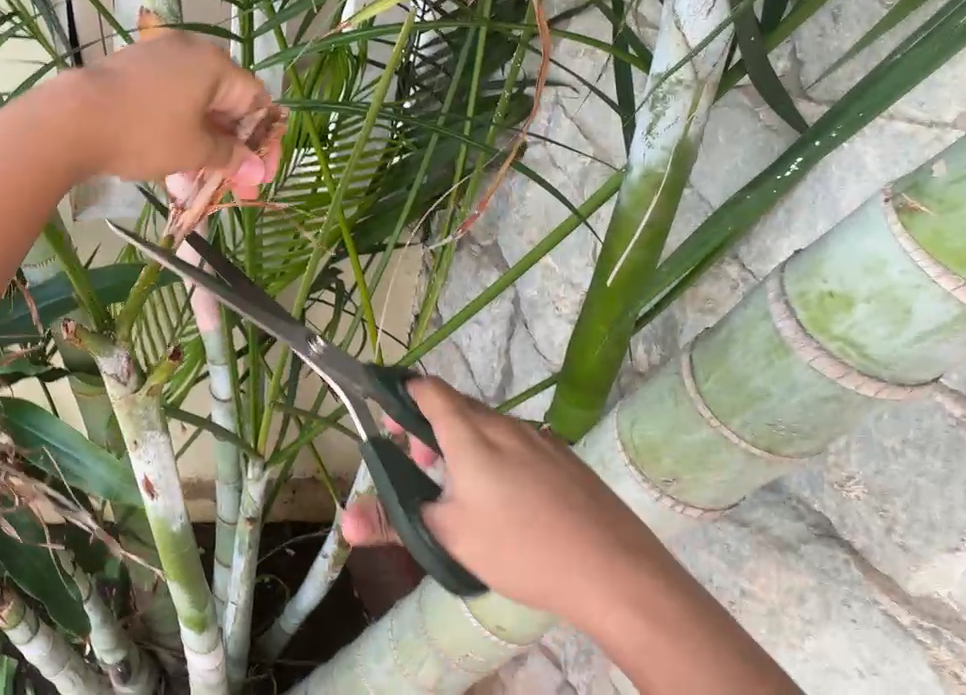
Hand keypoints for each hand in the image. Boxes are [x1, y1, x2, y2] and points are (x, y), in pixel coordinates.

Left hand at [61, 33, 272, 184]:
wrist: (71, 119)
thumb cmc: (143, 133)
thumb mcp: (192, 151)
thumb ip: (229, 157)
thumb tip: (257, 168)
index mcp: (214, 63)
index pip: (255, 99)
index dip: (261, 141)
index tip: (258, 176)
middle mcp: (188, 50)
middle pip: (223, 101)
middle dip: (228, 147)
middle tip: (228, 184)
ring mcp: (155, 57)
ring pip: (192, 105)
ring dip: (200, 145)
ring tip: (193, 185)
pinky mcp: (129, 70)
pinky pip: (165, 101)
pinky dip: (173, 131)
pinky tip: (166, 166)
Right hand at [341, 378, 684, 623]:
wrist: (620, 576)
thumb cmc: (521, 550)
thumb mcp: (447, 536)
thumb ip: (391, 522)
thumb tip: (345, 526)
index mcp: (468, 433)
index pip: (428, 389)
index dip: (402, 393)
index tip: (387, 416)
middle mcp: (503, 424)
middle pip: (457, 405)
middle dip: (431, 425)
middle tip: (422, 465)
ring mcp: (541, 439)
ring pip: (490, 425)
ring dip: (466, 441)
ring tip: (464, 486)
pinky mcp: (568, 460)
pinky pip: (520, 442)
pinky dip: (499, 454)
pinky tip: (510, 498)